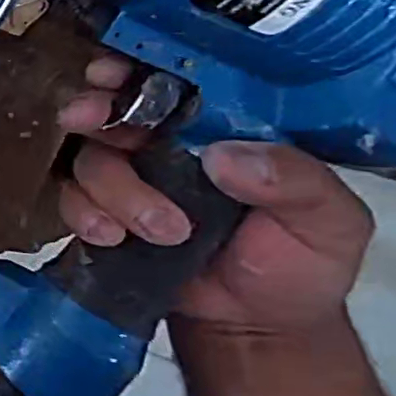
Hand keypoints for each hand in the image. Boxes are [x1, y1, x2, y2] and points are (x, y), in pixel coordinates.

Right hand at [55, 55, 374, 333]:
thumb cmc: (296, 264)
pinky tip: (108, 237)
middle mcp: (158, 144)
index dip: (132, 71)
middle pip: (108, 111)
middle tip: (85, 120)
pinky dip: (81, 213)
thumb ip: (296, 183)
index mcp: (213, 131)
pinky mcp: (91, 207)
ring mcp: (118, 175)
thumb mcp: (329, 222)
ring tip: (157, 232)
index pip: (168, 85)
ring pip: (86, 157)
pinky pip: (66, 196)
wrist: (247, 323)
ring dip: (110, 190)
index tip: (108, 74)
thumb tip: (225, 156)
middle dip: (91, 113)